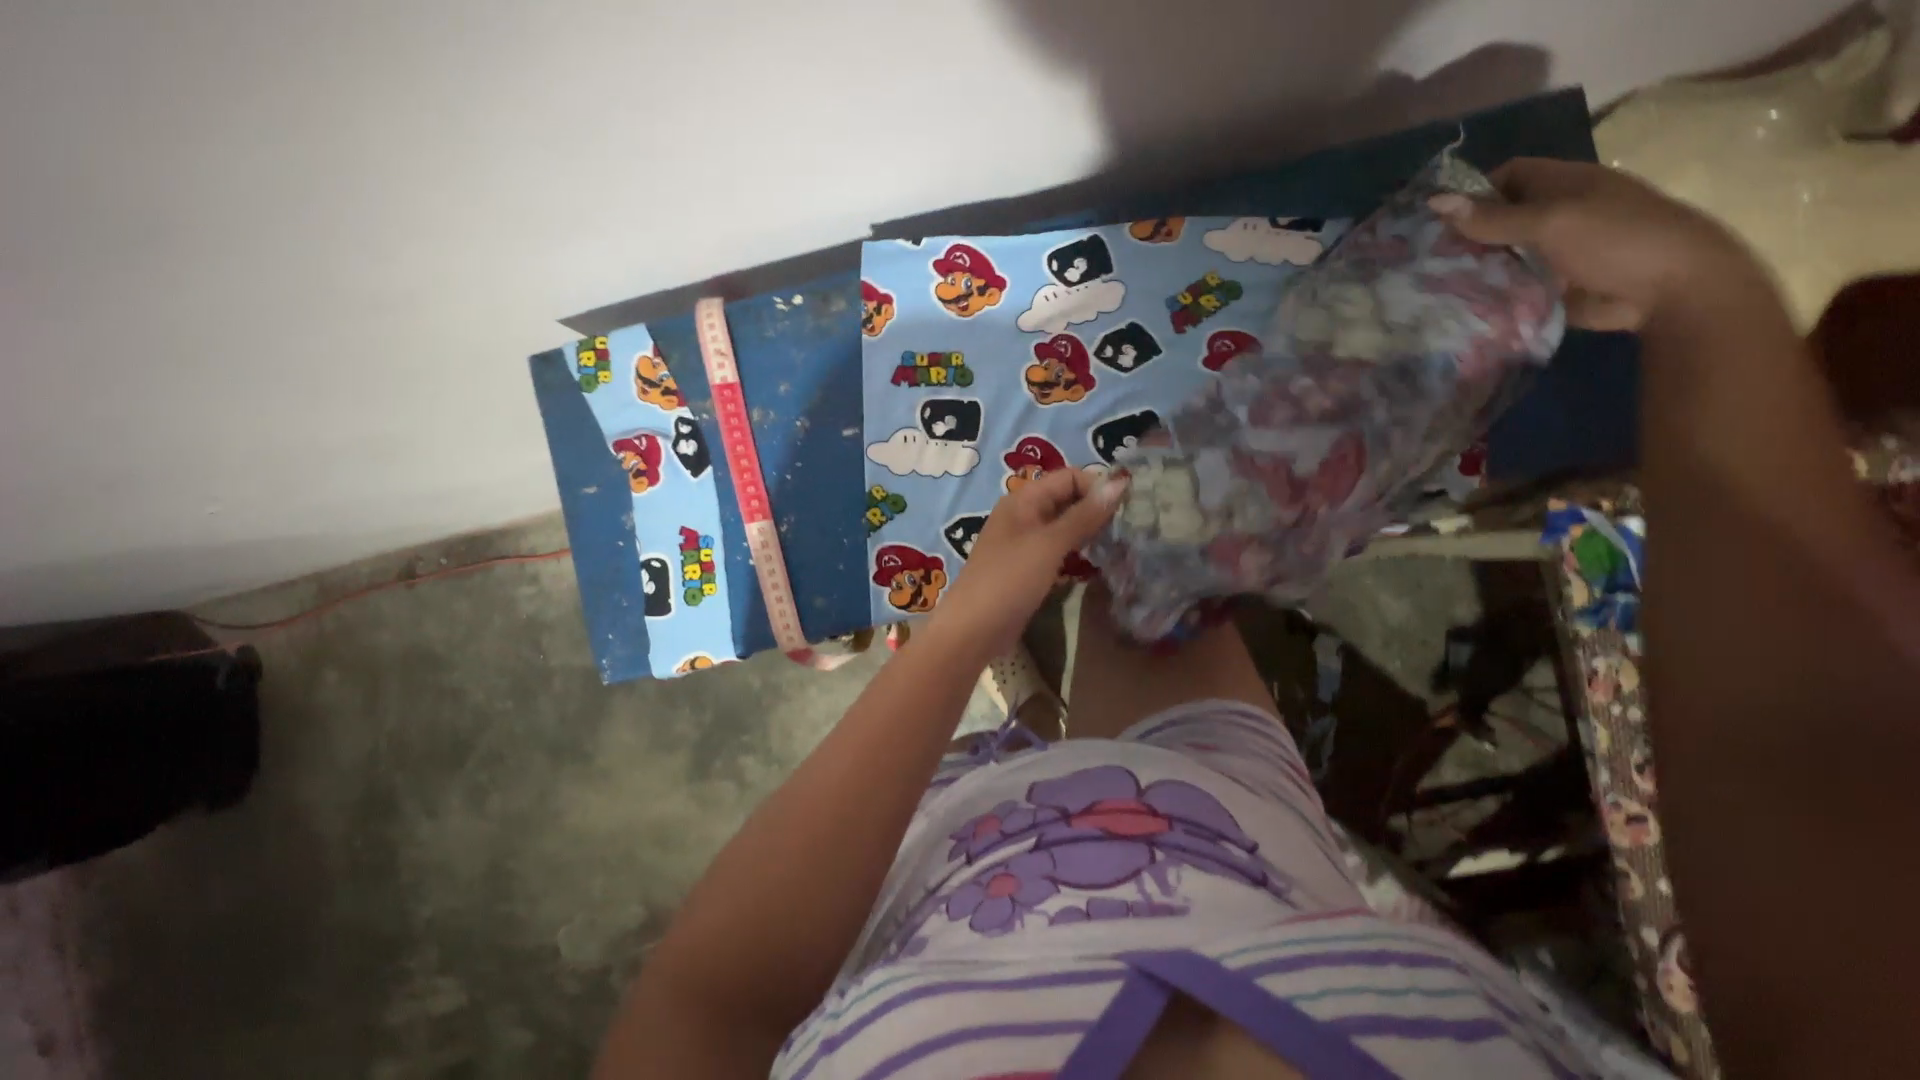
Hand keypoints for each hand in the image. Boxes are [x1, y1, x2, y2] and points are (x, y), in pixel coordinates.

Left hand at [926, 468, 1127, 657]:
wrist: (973, 631)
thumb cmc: (1009, 580)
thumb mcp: (1049, 544)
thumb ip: (1085, 514)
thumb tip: (1120, 481)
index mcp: (1023, 500)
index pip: (1069, 477)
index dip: (1098, 486)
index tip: (1129, 507)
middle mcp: (1023, 515)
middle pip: (1067, 499)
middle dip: (1097, 509)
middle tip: (1132, 526)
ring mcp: (1024, 543)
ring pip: (1064, 527)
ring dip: (1090, 531)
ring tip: (1121, 543)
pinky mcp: (1028, 568)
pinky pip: (1058, 550)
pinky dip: (1078, 552)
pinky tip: (1099, 562)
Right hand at [1428, 158, 1764, 330]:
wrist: (1672, 289)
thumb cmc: (1616, 238)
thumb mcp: (1550, 222)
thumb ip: (1493, 218)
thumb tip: (1434, 202)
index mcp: (1561, 185)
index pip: (1506, 177)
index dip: (1474, 193)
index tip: (1441, 222)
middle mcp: (1556, 215)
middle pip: (1500, 219)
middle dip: (1467, 236)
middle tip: (1424, 259)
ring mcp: (1555, 253)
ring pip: (1503, 256)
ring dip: (1474, 269)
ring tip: (1431, 285)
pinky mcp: (1554, 288)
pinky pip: (1514, 288)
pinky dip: (1491, 295)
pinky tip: (1459, 306)